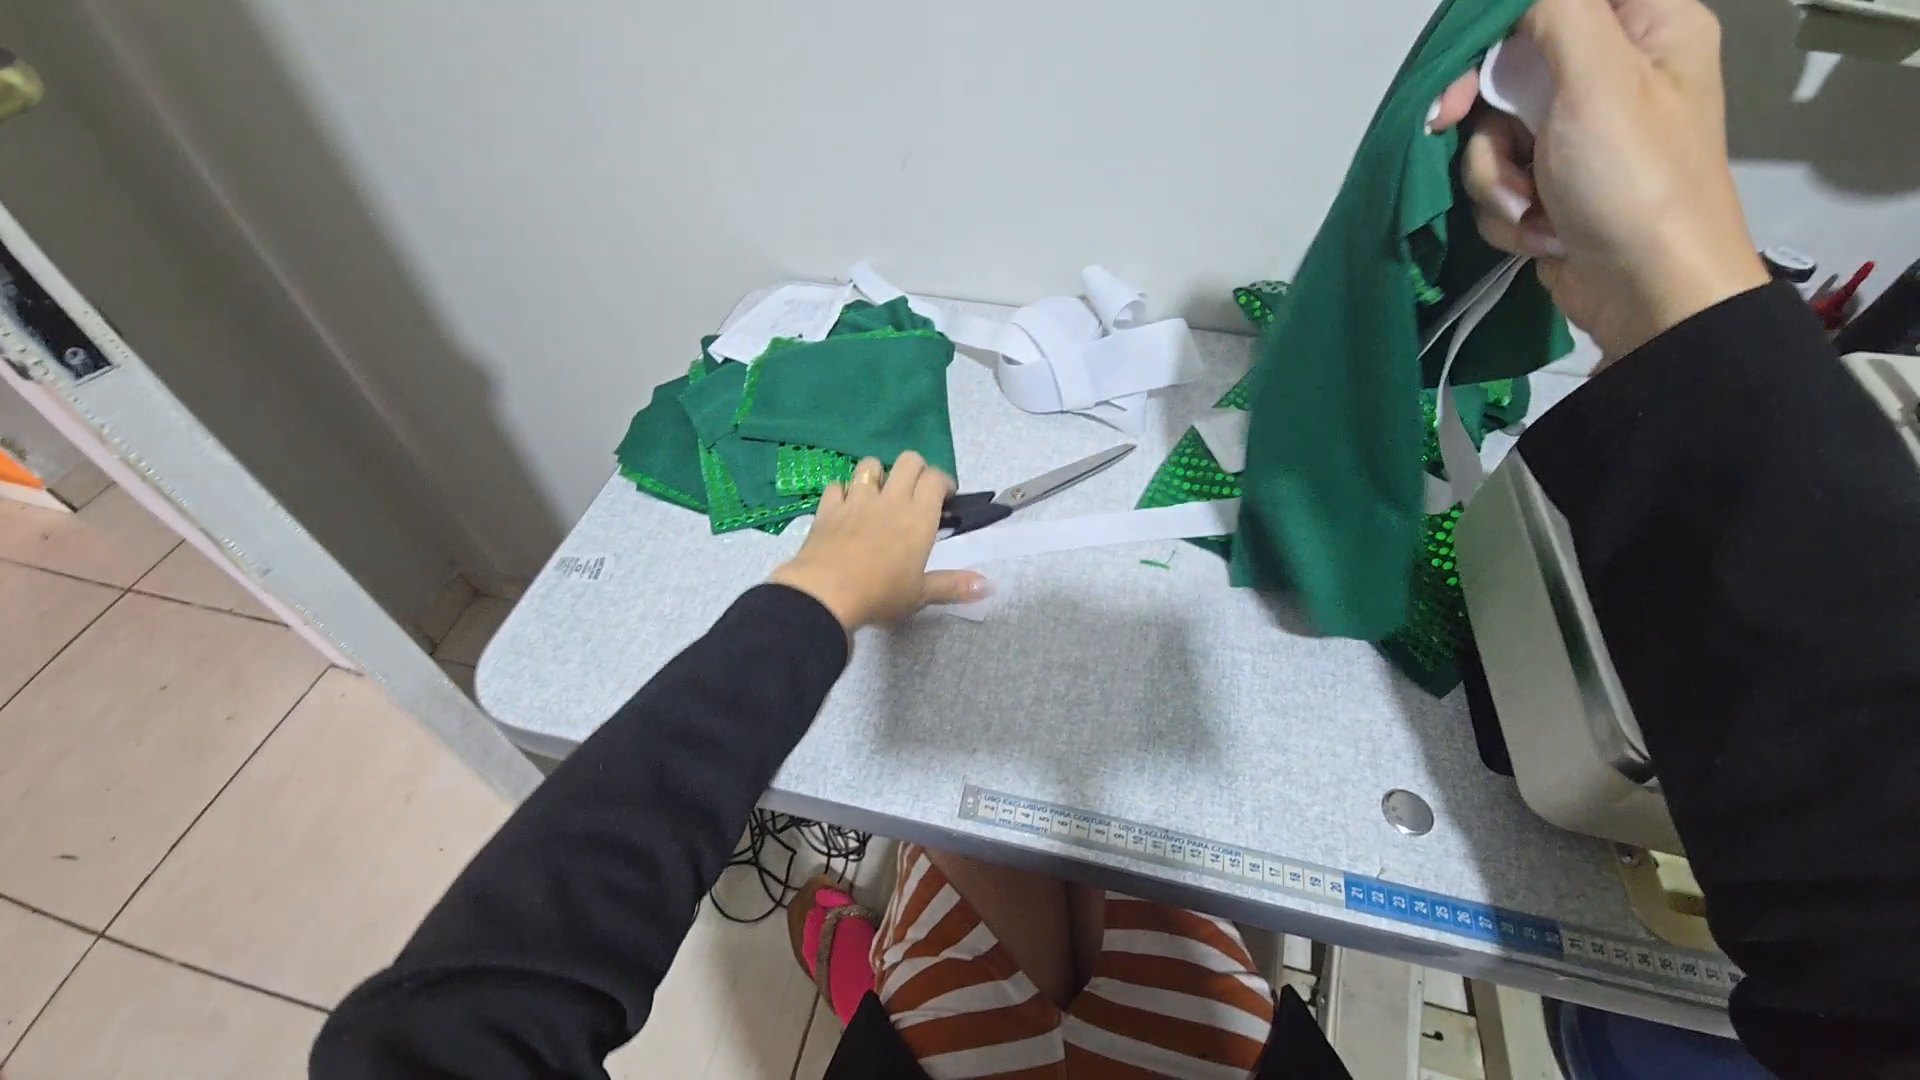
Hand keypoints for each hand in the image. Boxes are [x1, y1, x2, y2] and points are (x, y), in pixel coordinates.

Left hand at [768, 452, 988, 631]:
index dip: (943, 482)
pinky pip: (837, 485)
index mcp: (918, 517)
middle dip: (916, 469)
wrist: (825, 594)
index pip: (936, 478)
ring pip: (870, 464)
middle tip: (916, 492)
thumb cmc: (880, 595)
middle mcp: (890, 500)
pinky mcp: (828, 508)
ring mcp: (856, 500)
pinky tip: (844, 507)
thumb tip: (988, 585)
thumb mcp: (920, 595)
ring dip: (878, 474)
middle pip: (908, 460)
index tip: (945, 497)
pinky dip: (843, 492)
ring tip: (879, 494)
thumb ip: (953, 586)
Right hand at [1438, 0, 1770, 362]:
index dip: (1495, 37)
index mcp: (1643, 32)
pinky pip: (1497, 185)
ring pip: (1492, 141)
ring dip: (1496, 182)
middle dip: (1487, 130)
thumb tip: (1518, 3)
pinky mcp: (1549, 188)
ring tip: (1534, 210)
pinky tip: (1540, 231)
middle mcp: (1608, 79)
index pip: (1549, 8)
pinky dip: (1507, 212)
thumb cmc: (1634, 178)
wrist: (1643, 288)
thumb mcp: (1600, 80)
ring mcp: (1574, 140)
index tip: (1462, 82)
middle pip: (1508, 79)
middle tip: (1460, 136)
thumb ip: (1557, 17)